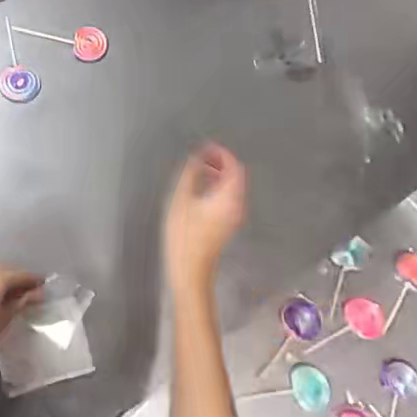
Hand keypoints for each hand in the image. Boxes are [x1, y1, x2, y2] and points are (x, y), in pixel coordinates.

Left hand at [0, 265, 44, 360]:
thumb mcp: (4, 318)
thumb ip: (22, 302)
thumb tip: (39, 293)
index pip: (22, 275)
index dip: (35, 281)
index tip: (45, 288)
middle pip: (8, 270)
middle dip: (20, 280)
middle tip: (31, 293)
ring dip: (6, 281)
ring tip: (16, 296)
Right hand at [164, 142, 247, 291]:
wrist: (189, 269)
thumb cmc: (185, 240)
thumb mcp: (180, 200)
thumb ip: (190, 174)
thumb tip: (195, 159)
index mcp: (229, 197)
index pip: (234, 167)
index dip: (222, 153)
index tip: (209, 147)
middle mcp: (236, 206)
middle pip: (236, 176)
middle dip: (221, 162)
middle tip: (205, 154)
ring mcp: (232, 217)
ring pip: (232, 188)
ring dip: (219, 175)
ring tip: (201, 168)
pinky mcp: (226, 225)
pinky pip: (227, 199)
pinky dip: (217, 187)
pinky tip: (202, 188)